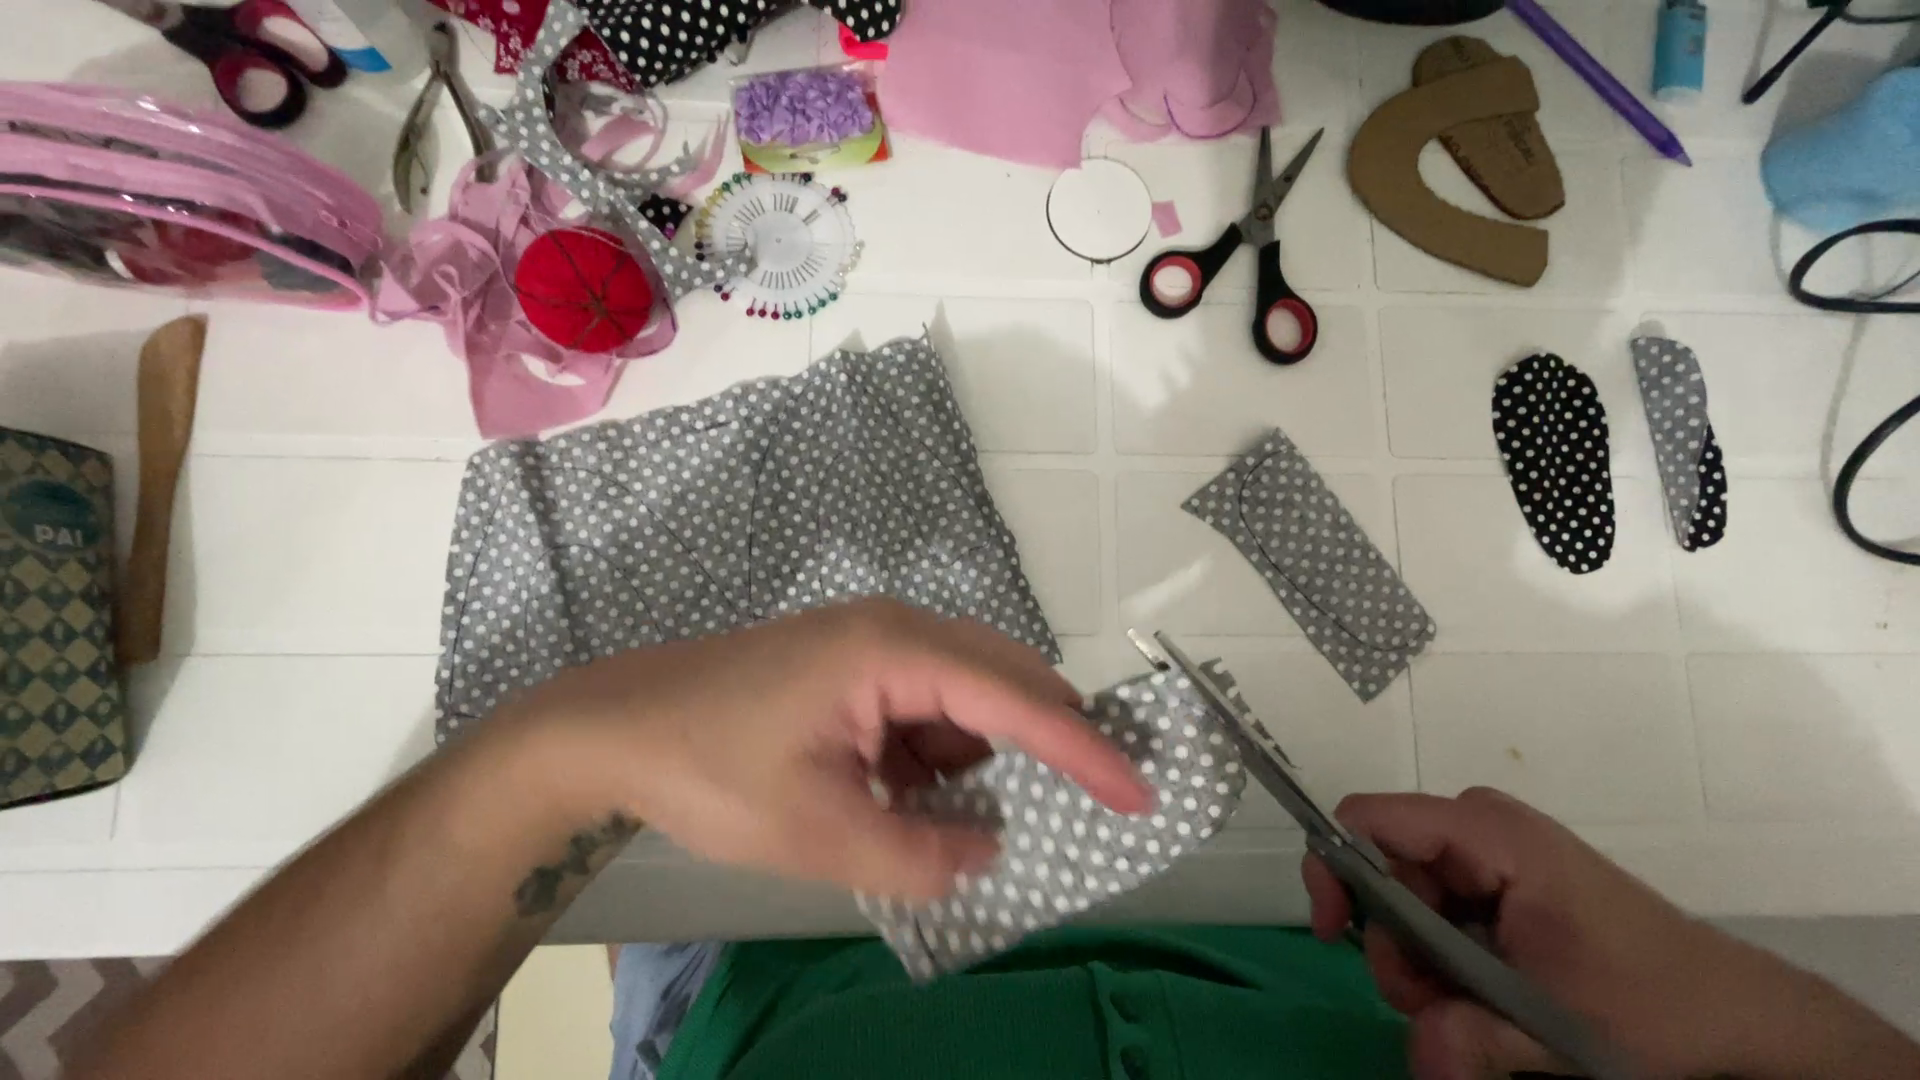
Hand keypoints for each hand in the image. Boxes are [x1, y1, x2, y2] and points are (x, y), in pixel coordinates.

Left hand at [503, 599, 1151, 900]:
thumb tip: (986, 849)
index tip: (1139, 792)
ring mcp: (874, 640)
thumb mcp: (818, 833)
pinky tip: (901, 790)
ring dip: (977, 754)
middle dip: (1044, 742)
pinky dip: (938, 749)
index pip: (1016, 699)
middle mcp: (896, 628)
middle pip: (1004, 679)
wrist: (617, 728)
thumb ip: (916, 853)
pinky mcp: (855, 661)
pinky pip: (928, 701)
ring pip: (968, 692)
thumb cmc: (712, 770)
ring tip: (934, 810)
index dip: (1084, 750)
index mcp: (894, 651)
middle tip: (1078, 803)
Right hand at [1302, 787, 1899, 1079]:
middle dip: (1393, 942)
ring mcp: (1486, 848)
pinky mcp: (1494, 873)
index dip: (1333, 867)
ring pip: (1403, 891)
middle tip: (1433, 1004)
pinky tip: (1479, 992)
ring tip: (1467, 1009)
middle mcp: (1477, 825)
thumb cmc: (1655, 1005)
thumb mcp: (1564, 1030)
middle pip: (1382, 866)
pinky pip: (1431, 901)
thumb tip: (1420, 1060)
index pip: (1368, 819)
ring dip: (1416, 958)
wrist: (1736, 1015)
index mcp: (1490, 835)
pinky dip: (1439, 953)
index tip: (1334, 933)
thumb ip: (1480, 1038)